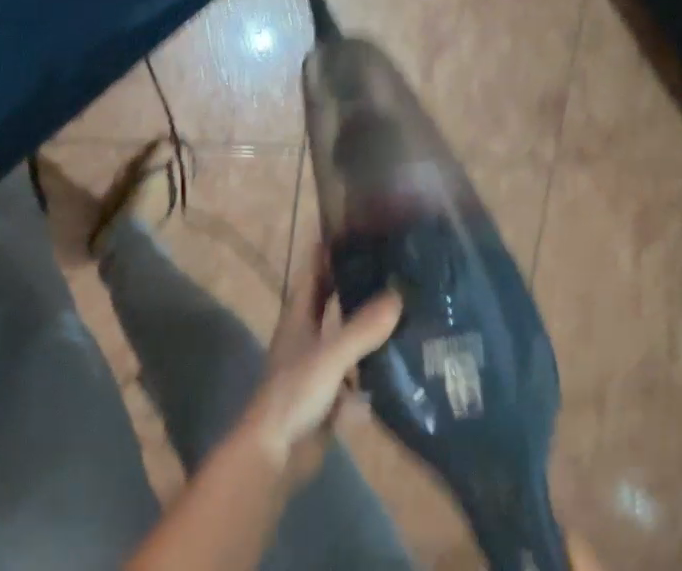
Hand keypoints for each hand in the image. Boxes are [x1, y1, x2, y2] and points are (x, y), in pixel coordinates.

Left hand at [237, 242, 402, 485]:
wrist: (277, 451)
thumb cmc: (294, 394)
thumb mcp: (329, 357)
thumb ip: (361, 329)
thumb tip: (397, 295)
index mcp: (297, 320)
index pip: (311, 275)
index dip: (324, 252)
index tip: (348, 229)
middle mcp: (306, 338)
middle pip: (328, 303)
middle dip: (351, 284)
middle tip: (387, 265)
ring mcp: (318, 367)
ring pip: (344, 337)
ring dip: (367, 325)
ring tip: (404, 307)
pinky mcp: (330, 396)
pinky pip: (355, 374)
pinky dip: (373, 367)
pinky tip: (401, 362)